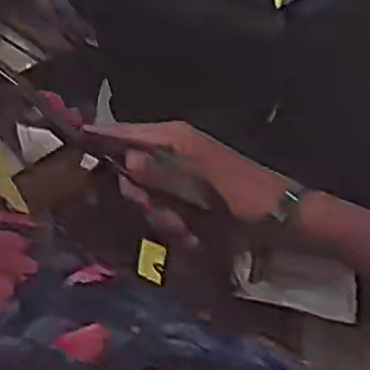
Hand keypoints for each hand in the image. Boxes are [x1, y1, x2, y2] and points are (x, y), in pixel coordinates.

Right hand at [85, 121, 296, 237]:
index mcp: (172, 137)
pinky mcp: (190, 196)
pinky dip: (177, 226)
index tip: (74, 148)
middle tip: (160, 214)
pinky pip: (167, 208)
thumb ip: (161, 172)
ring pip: (148, 193)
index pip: (122, 131)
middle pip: (130, 167)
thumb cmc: (247, 197)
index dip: (98, 139)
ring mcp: (180, 174)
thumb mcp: (202, 185)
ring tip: (186, 233)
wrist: (295, 222)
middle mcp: (170, 150)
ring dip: (162, 217)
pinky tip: (195, 239)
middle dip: (142, 196)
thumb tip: (125, 159)